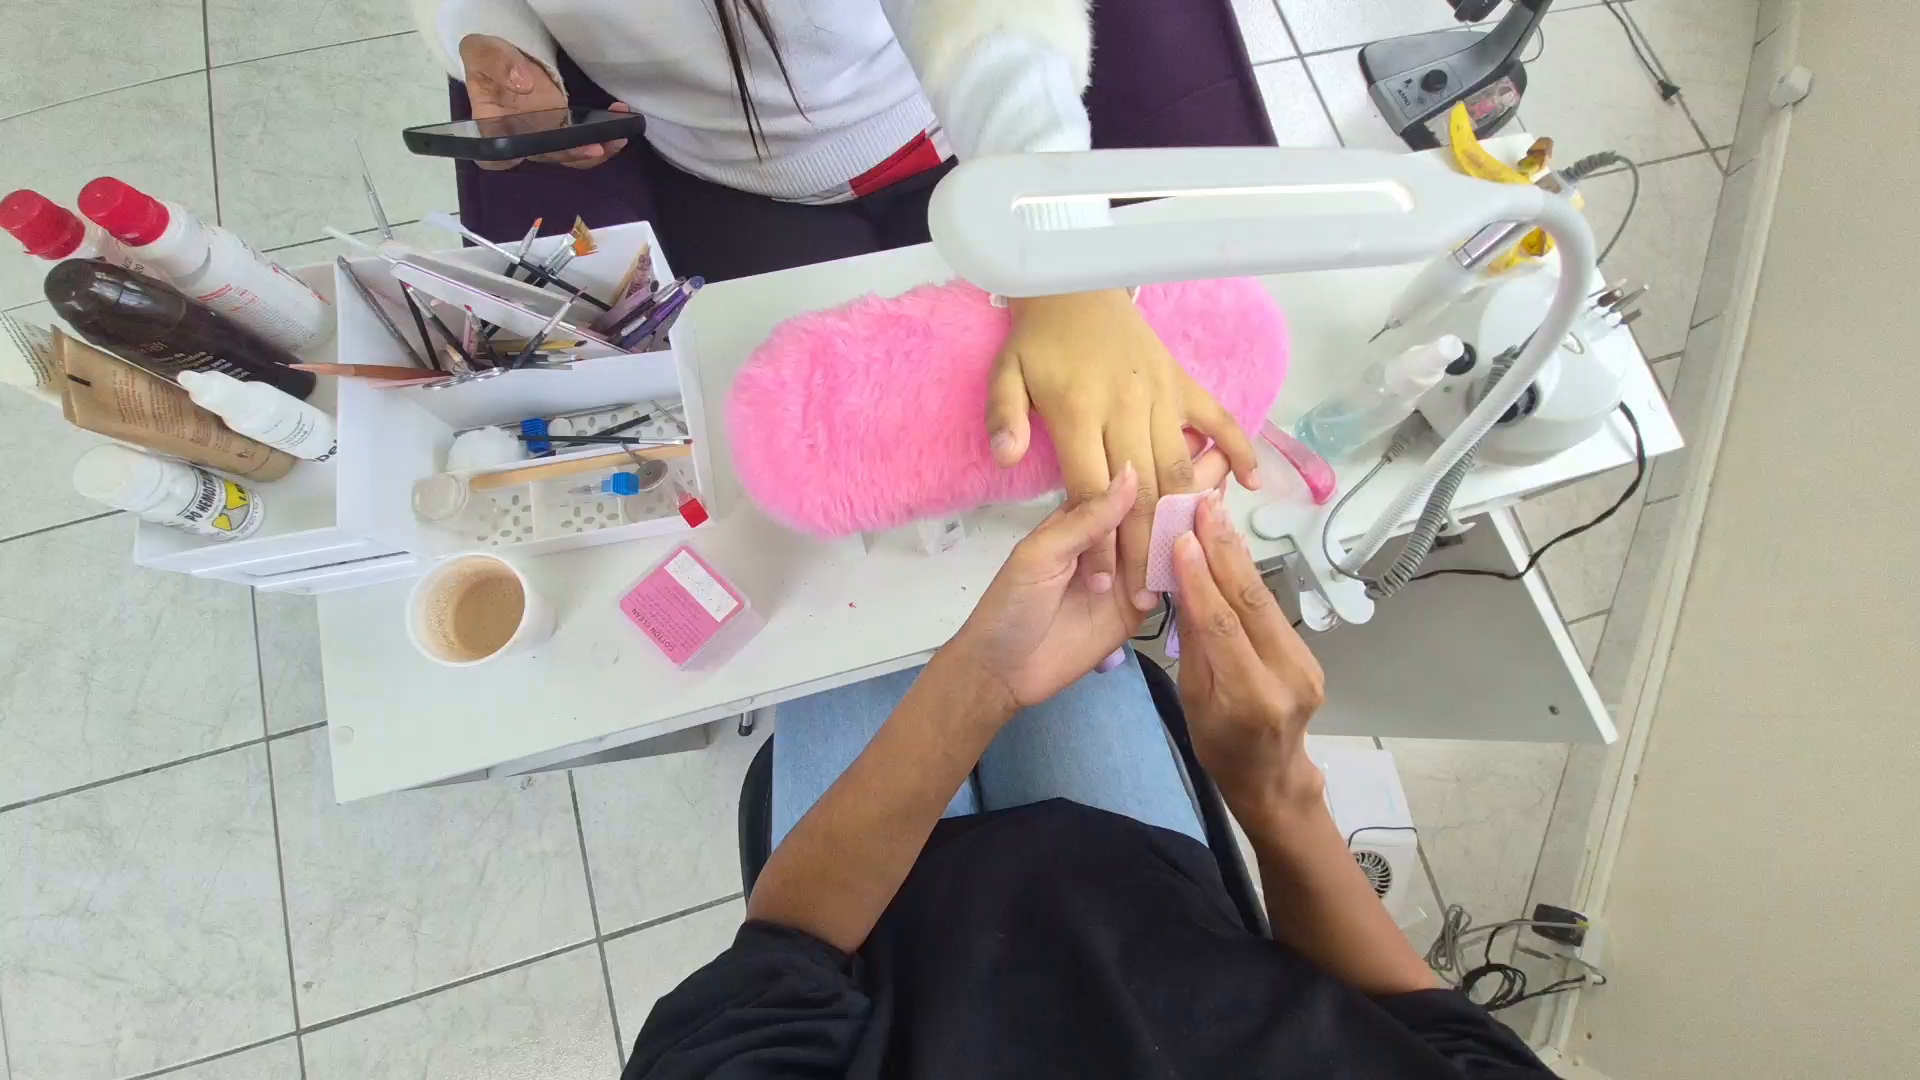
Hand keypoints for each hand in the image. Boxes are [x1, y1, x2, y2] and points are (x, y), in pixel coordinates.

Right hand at [458, 34, 630, 169]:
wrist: (509, 61)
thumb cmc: (489, 60)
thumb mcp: (483, 52)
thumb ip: (496, 63)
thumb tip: (523, 83)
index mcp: (494, 129)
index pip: (497, 158)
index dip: (510, 162)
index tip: (529, 153)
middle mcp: (523, 143)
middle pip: (550, 157)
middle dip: (576, 153)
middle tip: (597, 145)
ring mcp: (547, 143)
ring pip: (575, 156)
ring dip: (600, 149)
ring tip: (619, 134)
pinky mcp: (566, 137)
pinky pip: (588, 144)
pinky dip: (606, 136)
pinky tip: (620, 119)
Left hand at [946, 453, 1227, 712]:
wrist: (1004, 671)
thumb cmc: (1010, 605)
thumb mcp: (1040, 555)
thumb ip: (1087, 519)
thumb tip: (1132, 471)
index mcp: (1082, 519)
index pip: (1127, 484)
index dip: (1156, 460)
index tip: (1194, 432)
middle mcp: (1110, 540)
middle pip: (1155, 507)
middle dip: (1188, 481)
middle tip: (1229, 453)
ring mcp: (1128, 572)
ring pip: (1169, 539)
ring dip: (1198, 515)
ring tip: (1236, 483)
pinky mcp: (1140, 607)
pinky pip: (1173, 581)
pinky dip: (1196, 563)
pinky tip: (1223, 539)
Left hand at [990, 289, 1261, 615]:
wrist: (1075, 284)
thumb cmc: (1036, 341)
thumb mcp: (1004, 374)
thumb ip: (1003, 418)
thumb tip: (1005, 459)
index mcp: (1078, 414)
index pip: (1092, 492)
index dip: (1101, 541)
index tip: (1106, 583)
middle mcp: (1126, 408)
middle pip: (1141, 492)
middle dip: (1146, 547)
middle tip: (1149, 592)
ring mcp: (1162, 396)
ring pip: (1179, 468)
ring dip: (1186, 519)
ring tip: (1187, 563)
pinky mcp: (1184, 383)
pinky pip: (1219, 418)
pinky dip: (1239, 449)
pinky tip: (1251, 484)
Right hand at [1172, 491, 1326, 824]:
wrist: (1271, 776)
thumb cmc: (1218, 745)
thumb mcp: (1193, 698)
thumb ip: (1195, 642)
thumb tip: (1185, 581)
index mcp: (1250, 697)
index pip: (1222, 626)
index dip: (1201, 579)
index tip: (1182, 537)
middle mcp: (1287, 677)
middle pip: (1251, 602)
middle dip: (1224, 549)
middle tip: (1204, 505)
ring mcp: (1306, 663)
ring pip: (1264, 599)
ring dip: (1236, 553)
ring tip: (1215, 513)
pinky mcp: (1309, 653)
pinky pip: (1271, 609)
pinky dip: (1247, 575)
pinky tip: (1230, 546)